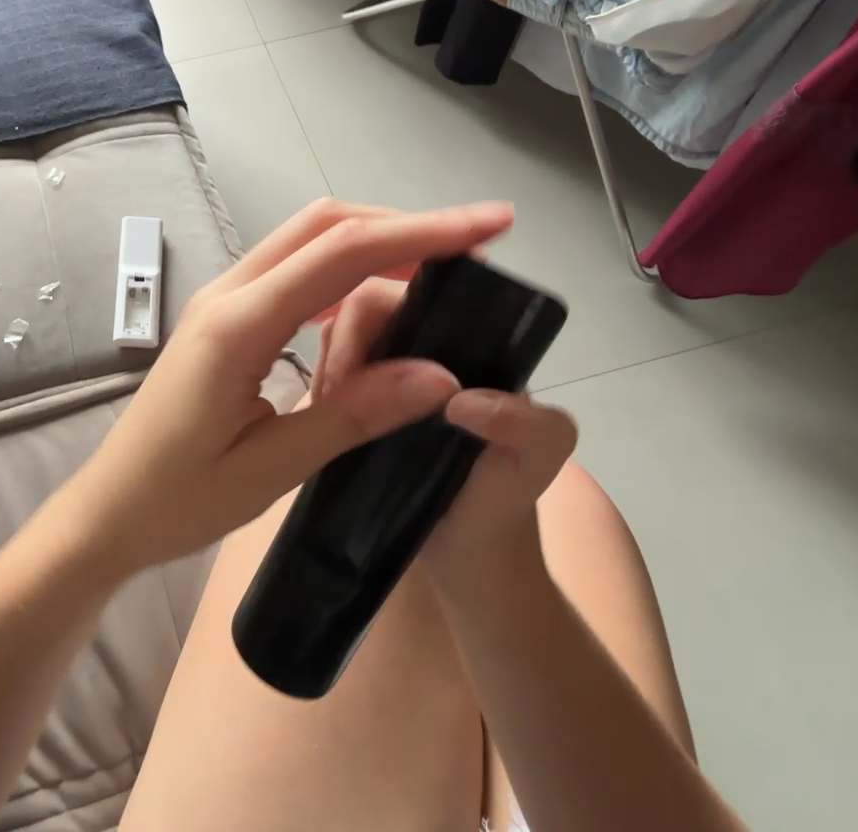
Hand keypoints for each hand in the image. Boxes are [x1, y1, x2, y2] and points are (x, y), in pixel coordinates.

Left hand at [55, 198, 514, 577]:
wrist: (109, 509)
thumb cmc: (177, 500)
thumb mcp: (270, 467)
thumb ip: (353, 413)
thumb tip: (439, 374)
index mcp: (238, 325)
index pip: (343, 253)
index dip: (423, 232)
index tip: (491, 224)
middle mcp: (228, 295)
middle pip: (324, 227)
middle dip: (405, 225)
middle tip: (475, 243)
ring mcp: (221, 303)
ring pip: (306, 242)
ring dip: (374, 242)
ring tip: (439, 265)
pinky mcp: (223, 321)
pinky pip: (291, 273)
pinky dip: (342, 270)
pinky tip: (374, 296)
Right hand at [307, 274, 576, 578]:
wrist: (466, 562)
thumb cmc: (504, 500)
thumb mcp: (543, 457)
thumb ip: (532, 422)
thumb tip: (461, 399)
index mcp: (462, 344)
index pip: (410, 296)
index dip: (377, 314)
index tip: (358, 367)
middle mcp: (419, 352)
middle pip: (363, 313)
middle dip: (341, 347)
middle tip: (334, 397)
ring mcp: (382, 382)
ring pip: (337, 345)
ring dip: (325, 372)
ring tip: (326, 415)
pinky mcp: (355, 413)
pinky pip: (326, 384)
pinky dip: (316, 396)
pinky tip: (315, 422)